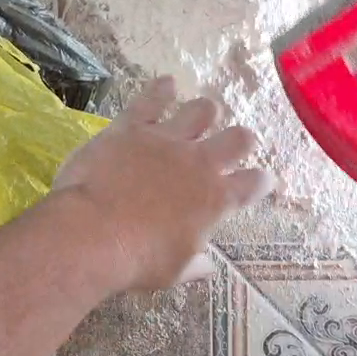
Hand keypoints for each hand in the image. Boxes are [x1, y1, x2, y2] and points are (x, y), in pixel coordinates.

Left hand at [52, 76, 274, 290]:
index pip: (253, 185)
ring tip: (207, 111)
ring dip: (206, 111)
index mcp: (216, 201)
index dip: (261, 182)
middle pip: (236, 140)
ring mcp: (167, 140)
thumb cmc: (138, 260)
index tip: (262, 181)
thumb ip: (195, 264)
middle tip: (241, 142)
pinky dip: (162, 90)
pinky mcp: (133, 126)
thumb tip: (207, 267)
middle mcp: (200, 163)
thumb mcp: (174, 272)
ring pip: (200, 111)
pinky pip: (152, 99)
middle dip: (242, 140)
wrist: (94, 233)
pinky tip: (167, 83)